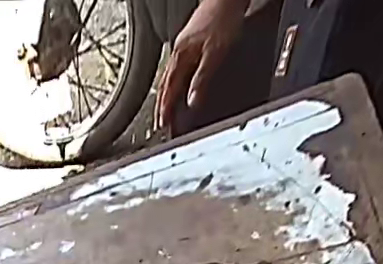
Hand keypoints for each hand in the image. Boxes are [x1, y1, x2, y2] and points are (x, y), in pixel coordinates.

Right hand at [156, 0, 246, 134]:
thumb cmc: (223, 19)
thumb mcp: (214, 53)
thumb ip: (202, 79)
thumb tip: (192, 102)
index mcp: (181, 56)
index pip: (170, 90)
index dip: (166, 109)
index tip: (163, 125)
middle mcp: (178, 52)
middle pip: (165, 85)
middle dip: (162, 106)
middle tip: (160, 125)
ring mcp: (183, 47)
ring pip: (168, 77)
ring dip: (165, 96)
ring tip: (163, 111)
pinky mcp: (189, 43)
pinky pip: (175, 69)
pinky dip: (172, 83)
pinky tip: (175, 87)